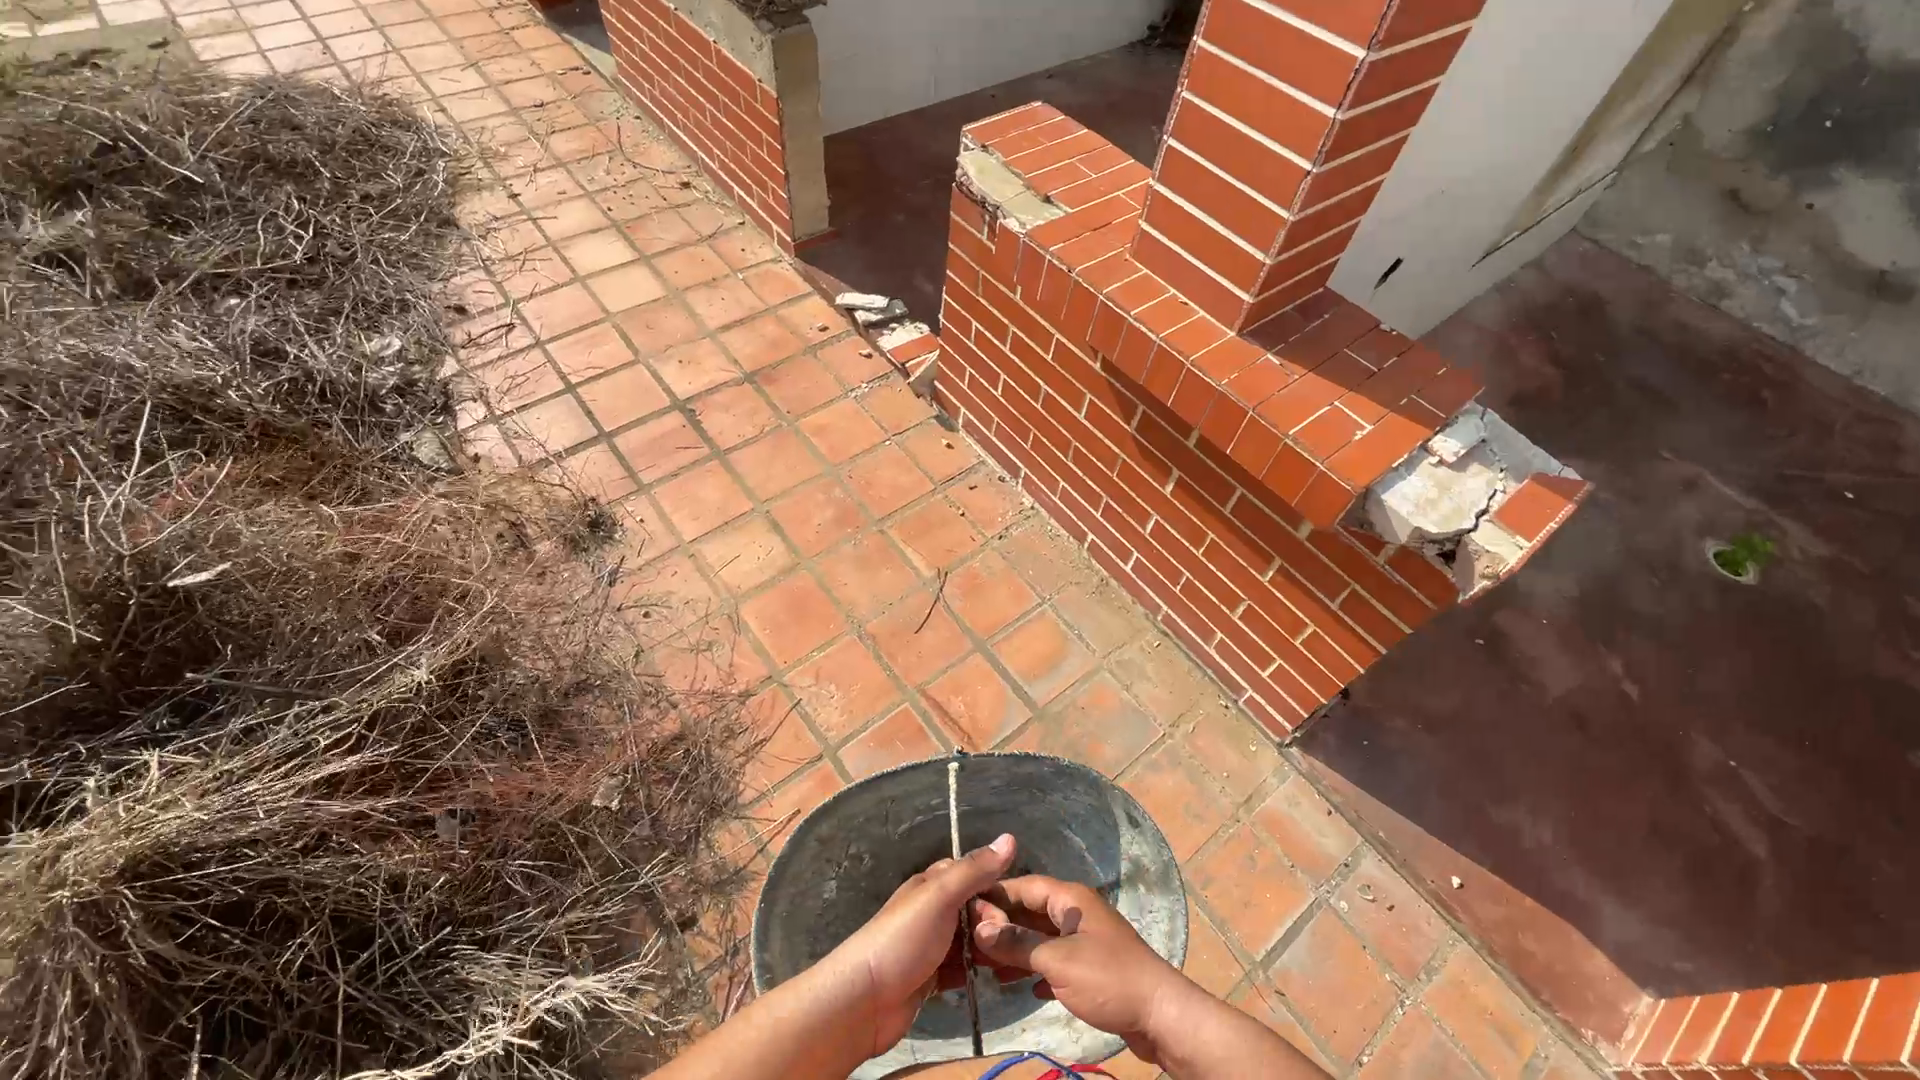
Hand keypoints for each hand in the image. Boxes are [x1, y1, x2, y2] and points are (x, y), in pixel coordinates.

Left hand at [811, 834, 1017, 1056]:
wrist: (865, 1000)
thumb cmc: (903, 939)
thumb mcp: (939, 896)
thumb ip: (974, 870)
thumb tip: (1010, 838)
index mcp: (931, 885)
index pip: (973, 876)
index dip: (996, 887)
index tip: (1019, 908)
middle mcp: (932, 912)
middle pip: (975, 910)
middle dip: (994, 922)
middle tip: (1007, 942)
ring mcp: (931, 946)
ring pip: (970, 941)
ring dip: (990, 948)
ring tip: (1013, 963)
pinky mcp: (931, 978)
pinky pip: (962, 969)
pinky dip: (978, 971)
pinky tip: (998, 979)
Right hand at [969, 875, 1197, 1062]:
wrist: (1160, 1015)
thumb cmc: (1108, 979)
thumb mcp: (1057, 961)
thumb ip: (1017, 944)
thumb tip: (979, 927)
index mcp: (1071, 900)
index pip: (1025, 885)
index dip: (996, 894)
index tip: (964, 906)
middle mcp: (1077, 913)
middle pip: (1032, 911)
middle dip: (1002, 924)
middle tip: (968, 940)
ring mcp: (1086, 941)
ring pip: (1042, 938)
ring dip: (1016, 950)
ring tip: (985, 966)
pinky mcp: (1092, 968)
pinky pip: (1055, 961)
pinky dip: (1035, 970)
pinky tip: (1019, 985)